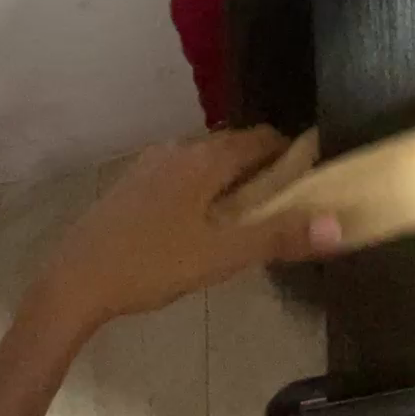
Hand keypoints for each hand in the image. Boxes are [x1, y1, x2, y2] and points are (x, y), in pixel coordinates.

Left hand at [35, 128, 341, 325]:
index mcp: (205, 159)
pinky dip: (201, 181)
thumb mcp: (222, 256)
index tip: (310, 173)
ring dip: (229, 173)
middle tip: (283, 199)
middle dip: (261, 164)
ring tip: (244, 210)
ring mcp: (151, 162)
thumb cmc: (153, 264)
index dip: (289, 151)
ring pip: (204, 156)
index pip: (260, 139)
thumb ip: (280, 237)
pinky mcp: (133, 180)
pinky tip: (197, 217)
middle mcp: (179, 149)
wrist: (77, 276)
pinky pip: (180, 169)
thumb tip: (338, 224)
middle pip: (232, 145)